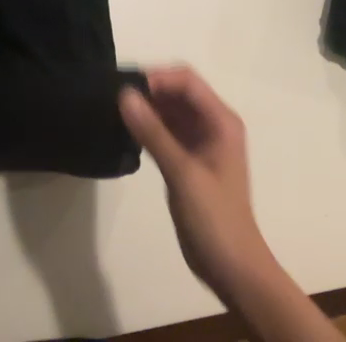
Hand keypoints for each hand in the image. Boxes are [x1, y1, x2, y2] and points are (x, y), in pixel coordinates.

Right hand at [120, 67, 274, 296]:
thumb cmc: (215, 218)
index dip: (157, 77)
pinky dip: (147, 128)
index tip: (124, 86)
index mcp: (221, 121)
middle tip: (112, 97)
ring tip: (113, 111)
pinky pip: (165, 132)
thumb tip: (124, 95)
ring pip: (169, 112)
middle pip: (178, 93)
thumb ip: (153, 133)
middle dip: (149, 91)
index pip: (187, 81)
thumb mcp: (182, 173)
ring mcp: (200, 144)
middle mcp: (212, 125)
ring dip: (146, 109)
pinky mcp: (187, 161)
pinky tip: (125, 132)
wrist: (233, 268)